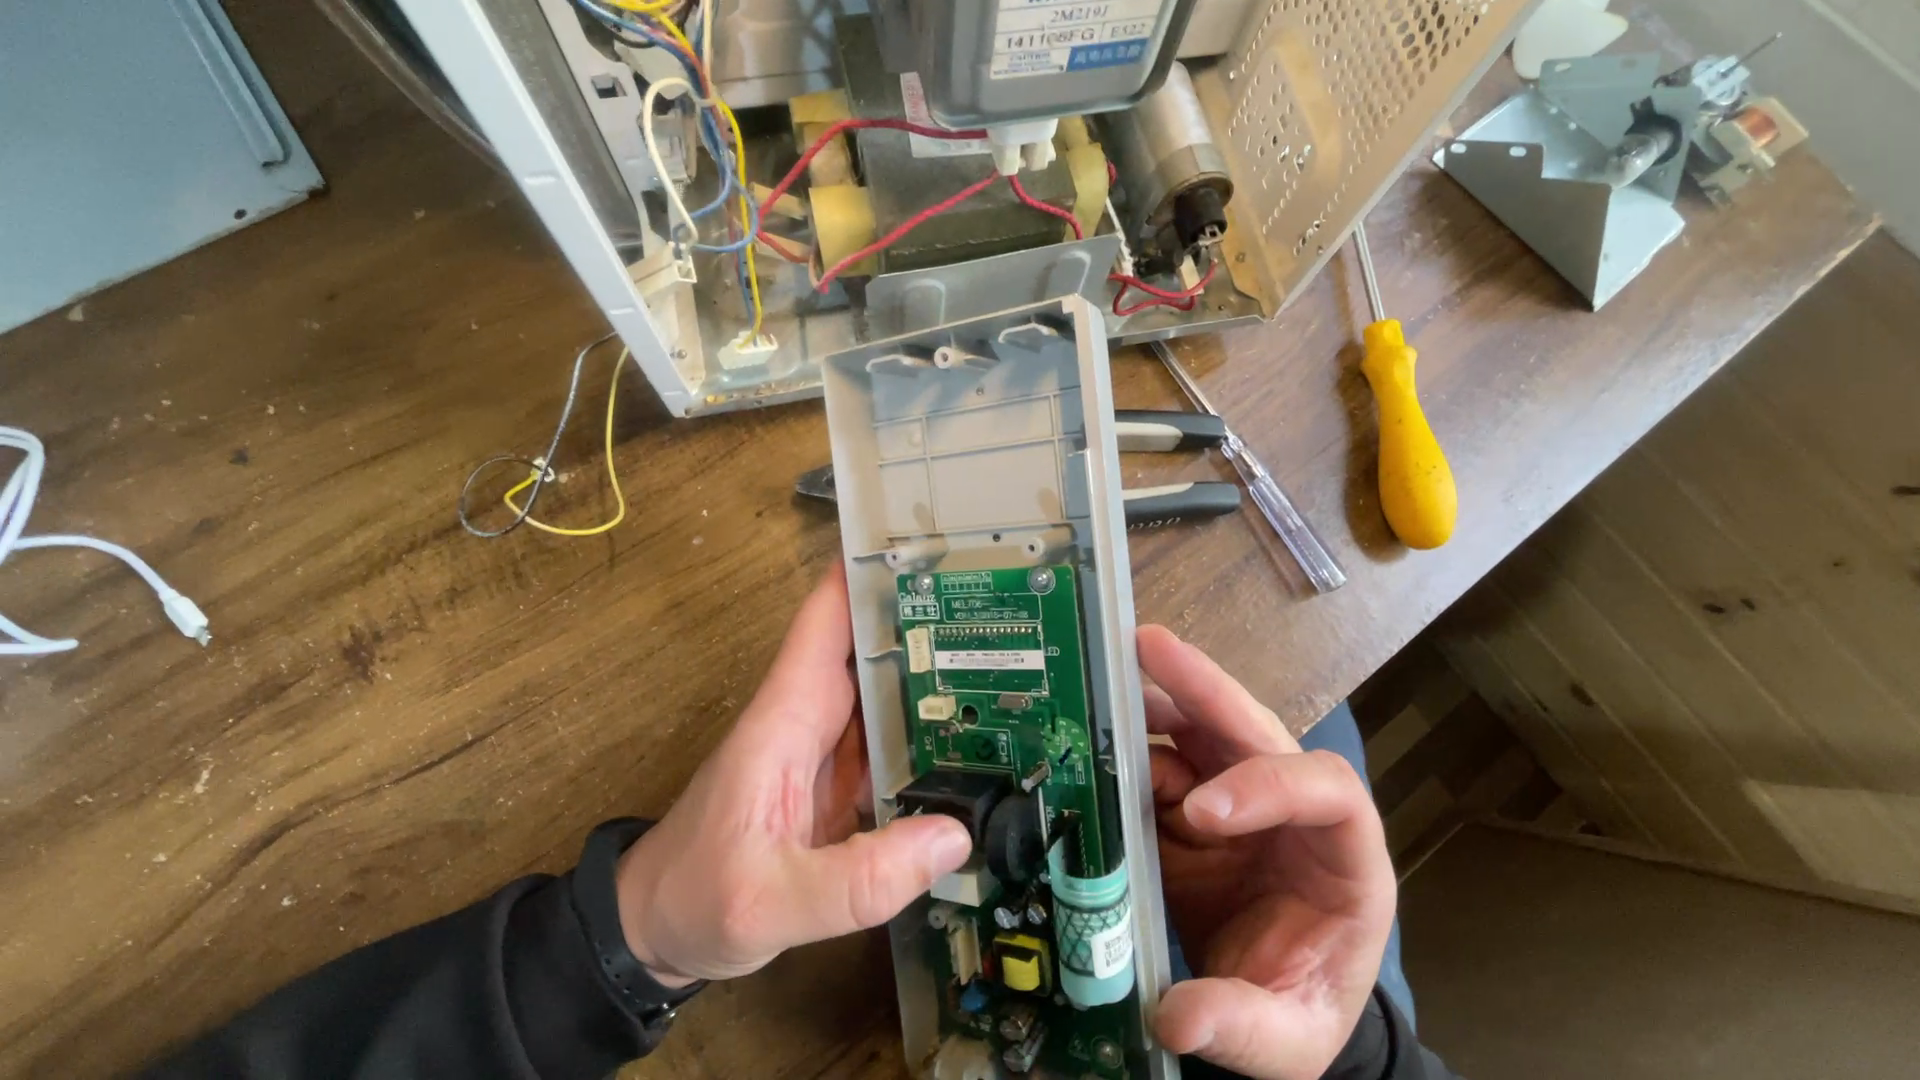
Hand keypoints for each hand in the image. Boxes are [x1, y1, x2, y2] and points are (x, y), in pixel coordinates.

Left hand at [613, 565, 972, 984]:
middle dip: (931, 616)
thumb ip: (859, 879)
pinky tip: (981, 731)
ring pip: (890, 690)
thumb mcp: (771, 900)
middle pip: (874, 645)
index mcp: (787, 716)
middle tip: (1008, 597)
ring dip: (940, 670)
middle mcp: (812, 717)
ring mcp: (830, 748)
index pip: (826, 618)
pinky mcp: (842, 780)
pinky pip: (896, 740)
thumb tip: (952, 836)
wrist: (659, 930)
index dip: (869, 570)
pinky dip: (934, 728)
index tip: (929, 537)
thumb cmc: (696, 897)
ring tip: (1014, 653)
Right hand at [1139, 625, 1397, 1079]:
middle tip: (1147, 646)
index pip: (1327, 791)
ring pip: (1201, 732)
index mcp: (1342, 856)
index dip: (1266, 785)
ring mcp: (1235, 801)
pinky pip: (1158, 767)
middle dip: (1203, 687)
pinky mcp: (1189, 808)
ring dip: (1155, 703)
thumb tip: (1177, 1019)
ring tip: (1103, 680)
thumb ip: (1243, 1026)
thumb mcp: (1290, 1038)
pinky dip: (1124, 750)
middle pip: (1256, 730)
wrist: (1270, 999)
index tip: (1203, 813)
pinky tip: (1090, 740)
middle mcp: (1288, 809)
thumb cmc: (1304, 1005)